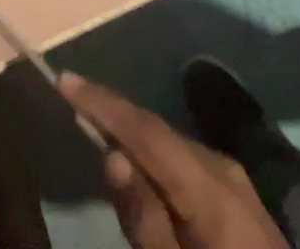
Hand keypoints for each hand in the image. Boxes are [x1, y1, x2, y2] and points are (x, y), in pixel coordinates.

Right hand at [59, 73, 287, 248]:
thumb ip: (145, 220)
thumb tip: (111, 156)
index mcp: (210, 190)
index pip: (148, 133)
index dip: (105, 104)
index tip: (66, 79)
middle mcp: (223, 169)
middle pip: (159, 131)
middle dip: (113, 110)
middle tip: (70, 92)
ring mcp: (233, 178)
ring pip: (170, 141)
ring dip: (130, 127)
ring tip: (89, 114)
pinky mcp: (234, 190)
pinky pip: (182, 157)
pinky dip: (151, 148)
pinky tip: (130, 151)